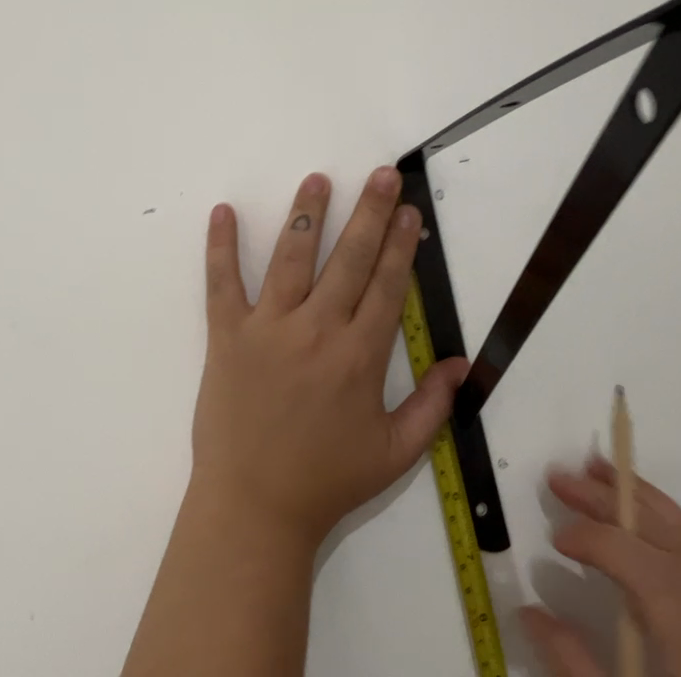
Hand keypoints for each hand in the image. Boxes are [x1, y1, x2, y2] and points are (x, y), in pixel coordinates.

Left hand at [189, 167, 470, 545]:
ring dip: (306, 215)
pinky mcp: (226, 336)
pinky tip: (223, 211)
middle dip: (369, 212)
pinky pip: (221, 283)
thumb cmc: (326, 481)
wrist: (254, 505)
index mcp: (359, 356)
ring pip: (291, 259)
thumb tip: (460, 362)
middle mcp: (316, 330)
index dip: (400, 245)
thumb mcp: (395, 453)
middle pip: (349, 259)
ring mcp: (268, 329)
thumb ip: (432, 406)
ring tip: (317, 178)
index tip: (409, 211)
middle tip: (382, 174)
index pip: (387, 286)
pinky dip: (220, 246)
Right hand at [522, 455, 680, 676]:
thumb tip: (528, 610)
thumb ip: (572, 663)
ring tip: (599, 472)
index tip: (555, 539)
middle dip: (611, 498)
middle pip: (665, 533)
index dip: (591, 538)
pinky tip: (645, 518)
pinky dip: (673, 524)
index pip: (635, 558)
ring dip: (643, 499)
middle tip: (561, 475)